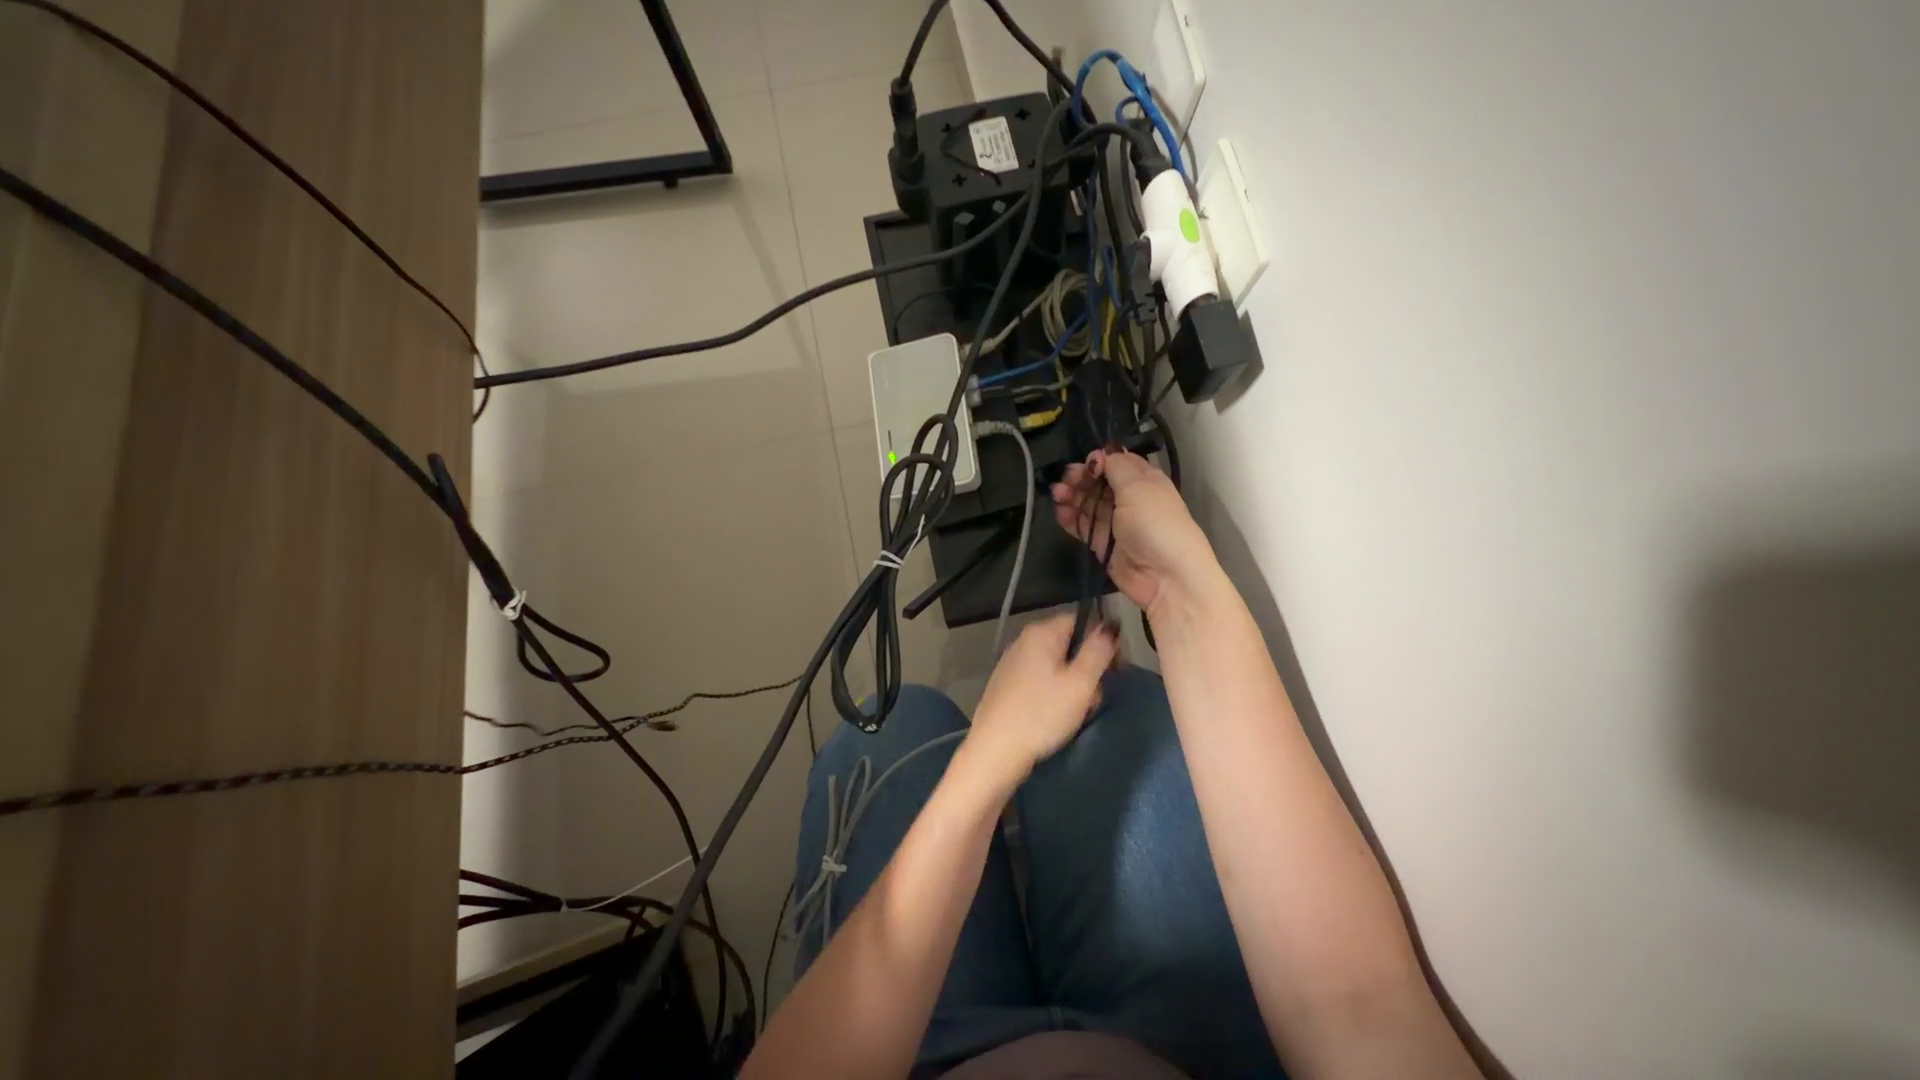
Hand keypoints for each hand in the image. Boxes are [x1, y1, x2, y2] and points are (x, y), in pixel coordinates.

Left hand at [964, 615, 1118, 783]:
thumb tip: (1110, 625)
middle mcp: (1024, 641)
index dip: (1103, 642)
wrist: (995, 751)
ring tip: (1076, 713)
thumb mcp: (1081, 682)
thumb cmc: (1042, 714)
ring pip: (1057, 667)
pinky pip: (1041, 682)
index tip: (1115, 670)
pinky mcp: (1007, 687)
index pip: (1082, 621)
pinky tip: (1055, 719)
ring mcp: (1013, 664)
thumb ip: (1099, 650)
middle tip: (1093, 698)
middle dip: (1088, 670)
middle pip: (1070, 646)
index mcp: (1041, 633)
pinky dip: (1054, 696)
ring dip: (1074, 687)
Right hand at [1051, 450, 1218, 616]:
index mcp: (1145, 480)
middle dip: (1081, 477)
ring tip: (1057, 494)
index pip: (1118, 462)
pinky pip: (1083, 527)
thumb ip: (1116, 467)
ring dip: (1072, 496)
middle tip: (1066, 478)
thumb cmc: (1155, 523)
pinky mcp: (1104, 545)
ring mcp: (1116, 523)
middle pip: (1100, 482)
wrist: (1166, 576)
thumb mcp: (1138, 486)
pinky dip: (1070, 518)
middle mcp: (1130, 499)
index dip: (1100, 459)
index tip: (1085, 461)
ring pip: (1089, 503)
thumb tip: (1101, 454)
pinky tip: (1059, 512)